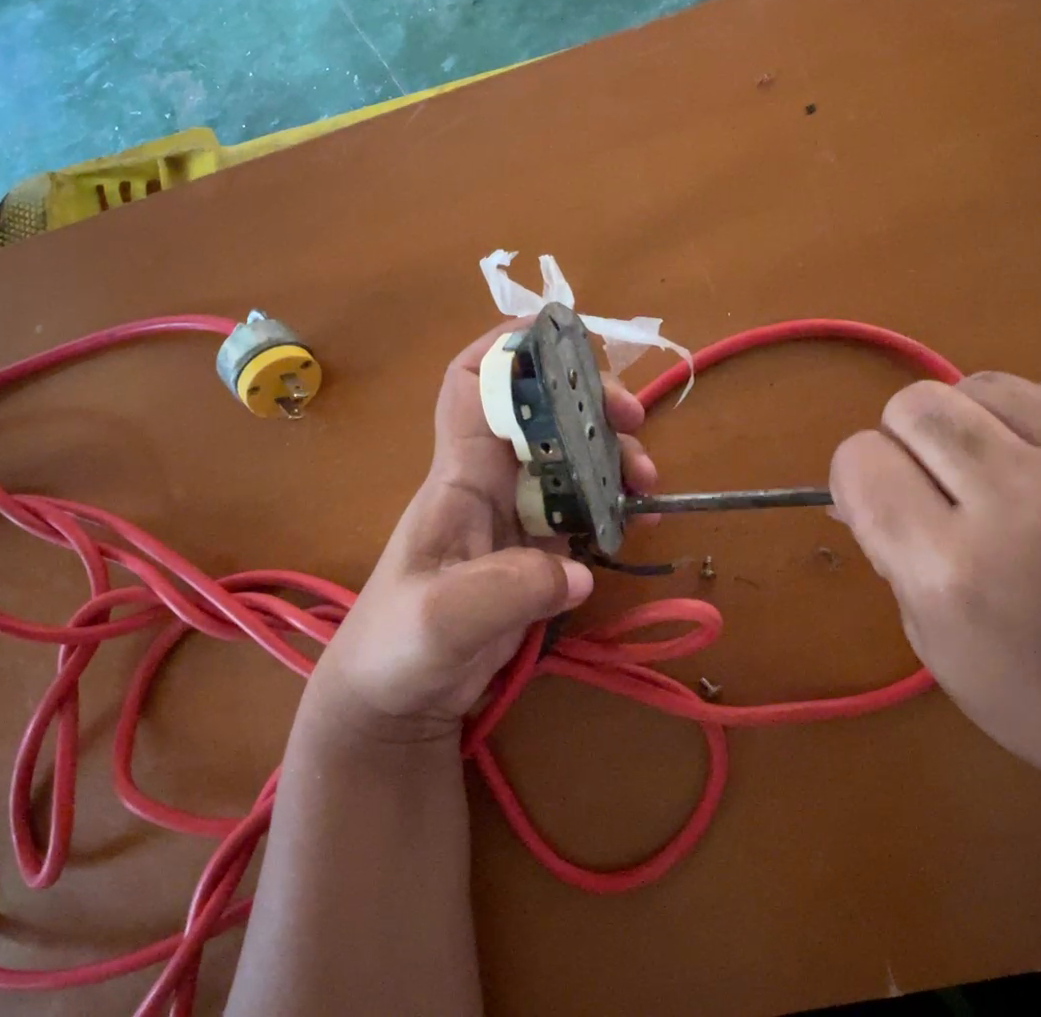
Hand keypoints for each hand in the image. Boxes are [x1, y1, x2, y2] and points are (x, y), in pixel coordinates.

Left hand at [308, 321, 658, 743]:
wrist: (392, 700)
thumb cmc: (396, 649)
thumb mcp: (441, 621)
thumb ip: (505, 591)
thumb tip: (578, 569)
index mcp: (458, 477)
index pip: (474, 384)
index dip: (512, 349)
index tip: (569, 340)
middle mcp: (489, 484)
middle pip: (542, 415)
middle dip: (589, 403)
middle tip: (634, 424)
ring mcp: (516, 520)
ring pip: (571, 460)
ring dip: (612, 457)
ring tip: (648, 483)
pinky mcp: (536, 557)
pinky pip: (583, 512)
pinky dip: (616, 507)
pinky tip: (642, 520)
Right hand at [828, 372, 1040, 781]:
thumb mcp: (936, 646)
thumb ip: (893, 553)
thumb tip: (867, 487)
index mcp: (950, 570)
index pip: (860, 460)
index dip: (859, 478)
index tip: (884, 502)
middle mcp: (1017, 504)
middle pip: (916, 406)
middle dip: (907, 439)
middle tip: (939, 482)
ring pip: (985, 384)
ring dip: (973, 423)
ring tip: (1002, 470)